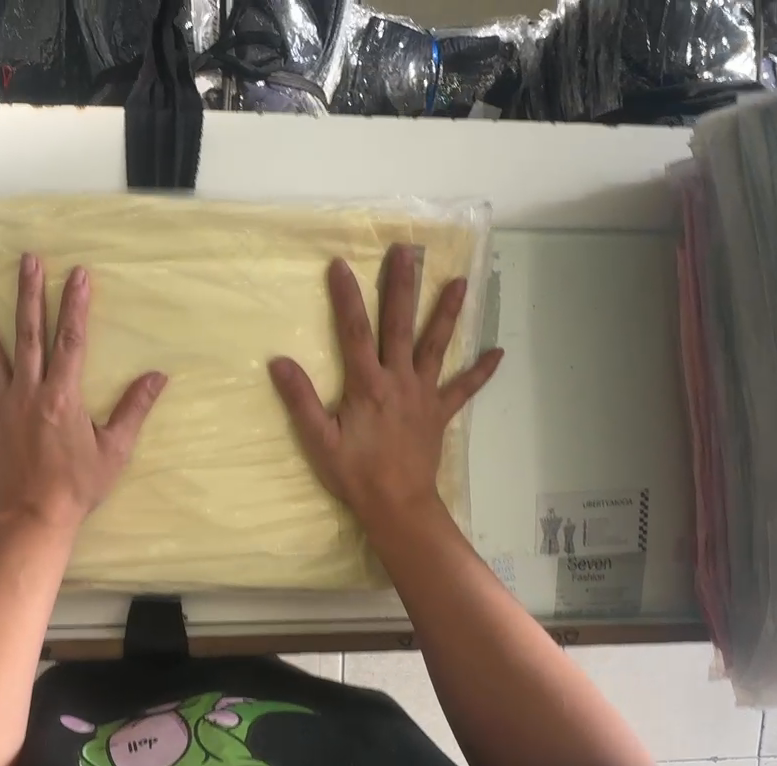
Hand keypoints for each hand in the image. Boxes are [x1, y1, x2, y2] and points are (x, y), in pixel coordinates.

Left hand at [0, 253, 166, 533]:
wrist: (36, 516)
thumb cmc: (78, 486)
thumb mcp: (115, 450)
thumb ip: (134, 409)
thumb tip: (158, 377)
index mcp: (62, 395)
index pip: (71, 340)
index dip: (77, 305)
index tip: (78, 273)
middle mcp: (28, 391)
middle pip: (29, 334)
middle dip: (30, 295)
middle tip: (27, 260)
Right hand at [269, 243, 501, 526]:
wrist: (396, 504)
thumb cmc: (354, 473)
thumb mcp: (318, 439)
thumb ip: (300, 399)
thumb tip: (278, 362)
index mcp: (366, 384)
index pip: (353, 331)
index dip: (346, 297)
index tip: (340, 265)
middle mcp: (398, 380)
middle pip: (400, 325)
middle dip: (402, 286)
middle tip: (408, 250)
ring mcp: (423, 394)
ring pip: (436, 346)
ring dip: (447, 313)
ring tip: (460, 281)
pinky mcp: (439, 413)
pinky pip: (463, 389)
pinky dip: (480, 372)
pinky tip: (497, 353)